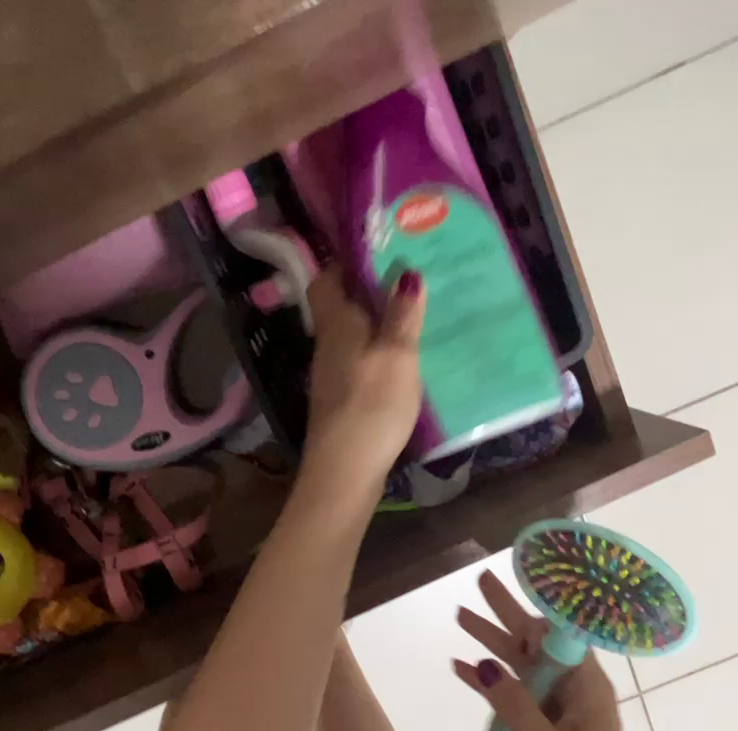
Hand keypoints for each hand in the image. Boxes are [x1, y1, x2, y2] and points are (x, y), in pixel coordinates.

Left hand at [300, 267, 426, 487]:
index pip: (326, 280)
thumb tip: (407, 273)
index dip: (345, 264)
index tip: (378, 253)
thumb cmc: (371, 405)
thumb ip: (402, 315)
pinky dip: (375, 354)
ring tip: (411, 318)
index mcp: (336, 324)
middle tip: (407, 283)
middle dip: (367, 293)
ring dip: (374, 325)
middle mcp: (327, 345)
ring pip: (350, 336)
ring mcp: (330, 375)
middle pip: (339, 307)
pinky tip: (400, 363)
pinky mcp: (339, 401)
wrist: (344, 469)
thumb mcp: (397, 354)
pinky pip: (357, 363)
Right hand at [452, 571, 652, 730]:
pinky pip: (515, 695)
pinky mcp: (546, 728)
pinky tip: (462, 668)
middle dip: (507, 614)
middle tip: (480, 582)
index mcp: (586, 689)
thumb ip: (514, 705)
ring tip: (461, 617)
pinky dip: (490, 682)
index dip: (534, 606)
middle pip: (536, 643)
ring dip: (493, 644)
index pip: (559, 634)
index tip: (516, 578)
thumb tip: (483, 662)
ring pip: (522, 666)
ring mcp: (559, 709)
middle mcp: (574, 690)